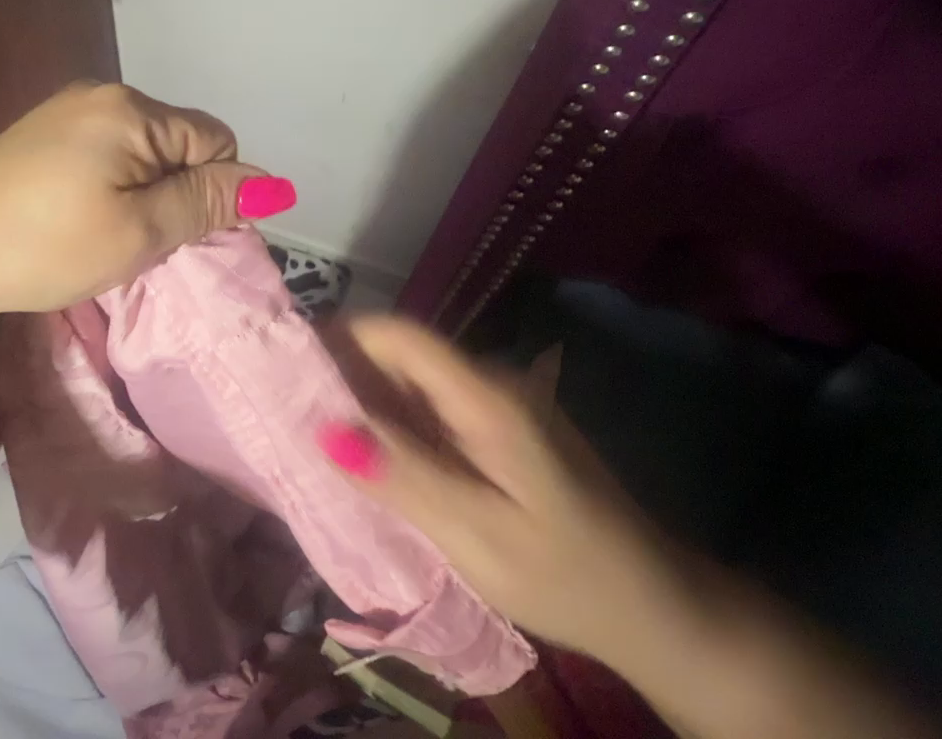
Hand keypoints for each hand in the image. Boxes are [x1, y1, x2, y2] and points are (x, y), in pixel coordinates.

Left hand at [0, 81, 295, 321]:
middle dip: (175, 191)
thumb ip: (206, 202)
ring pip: (142, 151)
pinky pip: (106, 152)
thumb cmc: (45, 247)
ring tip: (104, 233)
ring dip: (144, 192)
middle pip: (178, 142)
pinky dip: (110, 185)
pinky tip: (78, 217)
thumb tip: (274, 185)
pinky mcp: (41, 132)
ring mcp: (65, 109)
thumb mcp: (139, 231)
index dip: (211, 192)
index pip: (214, 140)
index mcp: (131, 109)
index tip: (175, 236)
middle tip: (136, 240)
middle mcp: (101, 93)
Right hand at [318, 315, 687, 669]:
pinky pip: (430, 411)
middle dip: (342, 371)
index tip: (287, 361)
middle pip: (401, 354)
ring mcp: (497, 408)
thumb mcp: (477, 534)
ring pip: (412, 384)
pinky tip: (364, 458)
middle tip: (286, 409)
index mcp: (488, 399)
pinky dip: (390, 425)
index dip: (341, 335)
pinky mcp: (498, 434)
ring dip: (362, 400)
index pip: (401, 336)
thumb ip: (403, 476)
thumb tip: (325, 428)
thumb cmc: (566, 574)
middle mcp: (491, 386)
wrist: (655, 606)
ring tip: (310, 433)